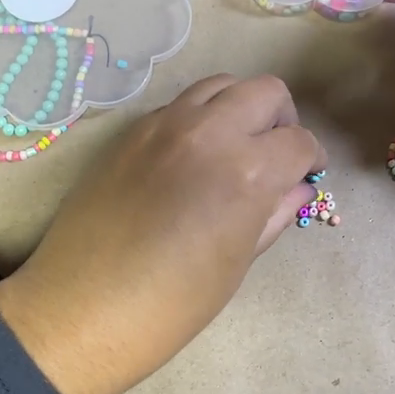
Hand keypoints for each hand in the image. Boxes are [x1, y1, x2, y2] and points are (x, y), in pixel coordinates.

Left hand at [0, 75, 324, 393]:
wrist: (83, 308)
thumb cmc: (172, 304)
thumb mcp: (238, 263)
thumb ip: (274, 214)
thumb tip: (298, 189)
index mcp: (246, 170)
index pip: (299, 141)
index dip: (311, 159)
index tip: (307, 174)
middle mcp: (209, 131)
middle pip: (265, 92)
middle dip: (281, 119)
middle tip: (274, 154)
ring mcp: (165, 125)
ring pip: (219, 85)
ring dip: (238, 108)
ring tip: (233, 146)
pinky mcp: (131, 131)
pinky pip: (179, 105)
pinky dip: (198, 118)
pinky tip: (190, 157)